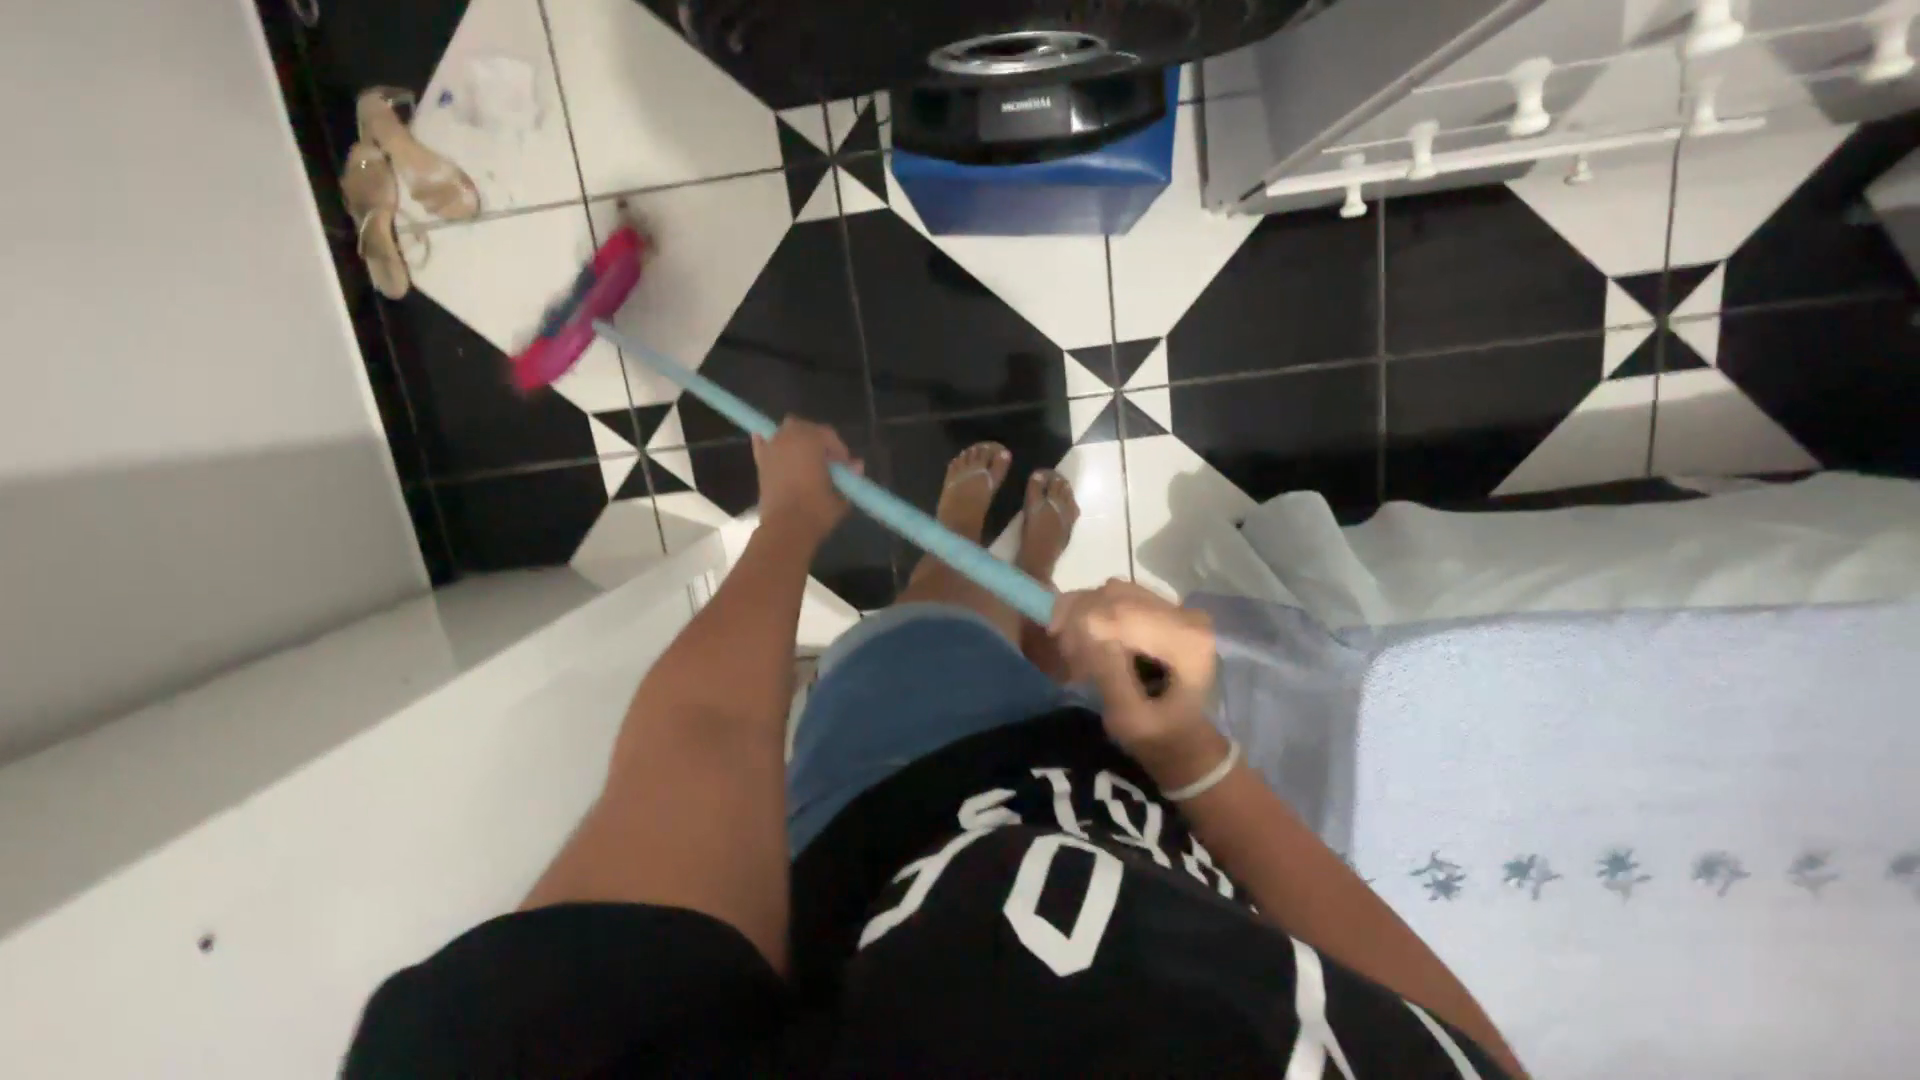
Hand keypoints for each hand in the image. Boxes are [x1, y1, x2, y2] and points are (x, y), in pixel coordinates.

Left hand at [752, 418, 858, 543]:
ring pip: (785, 432)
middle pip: (806, 428)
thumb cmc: (817, 510)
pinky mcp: (760, 462)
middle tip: (826, 462)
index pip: (828, 434)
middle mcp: (789, 437)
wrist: (786, 528)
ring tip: (805, 458)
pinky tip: (773, 444)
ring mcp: (772, 448)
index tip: (844, 466)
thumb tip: (856, 465)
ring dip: (797, 440)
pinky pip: (763, 442)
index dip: (839, 449)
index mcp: (811, 441)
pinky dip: (769, 441)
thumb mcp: (841, 495)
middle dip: (818, 441)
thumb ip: (849, 476)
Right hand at [1050, 580, 1227, 788]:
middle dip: (1078, 617)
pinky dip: (1093, 610)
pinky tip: (1086, 635)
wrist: (1185, 739)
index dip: (1082, 623)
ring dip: (1083, 612)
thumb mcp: (1128, 719)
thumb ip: (1109, 674)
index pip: (1123, 613)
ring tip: (1075, 648)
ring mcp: (1177, 609)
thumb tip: (1085, 629)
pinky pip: (1119, 595)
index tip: (1063, 651)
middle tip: (1066, 654)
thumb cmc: (1157, 737)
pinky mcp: (1165, 608)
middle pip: (1116, 595)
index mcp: (1187, 643)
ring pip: (1113, 590)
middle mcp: (1187, 616)